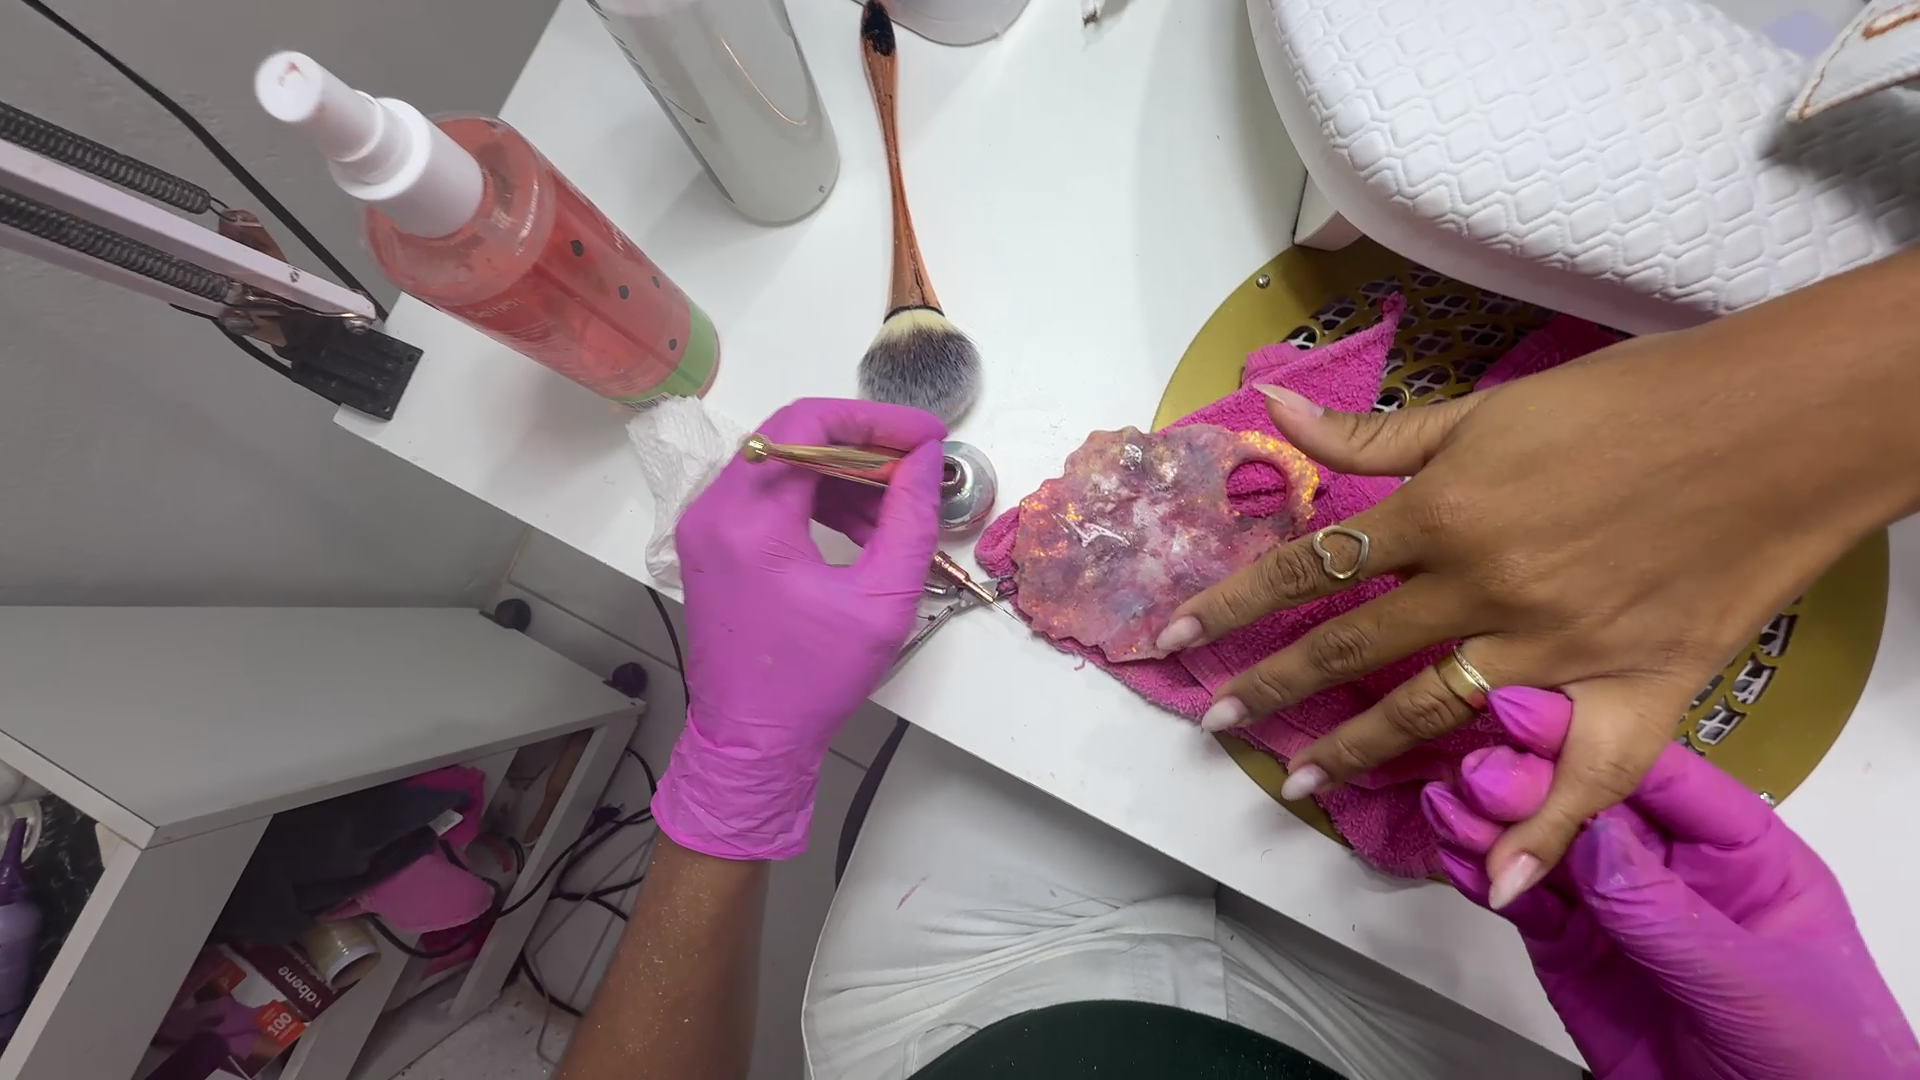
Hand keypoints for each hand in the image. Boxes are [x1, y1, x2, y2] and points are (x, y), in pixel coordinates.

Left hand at [653, 398, 945, 859]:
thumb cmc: (816, 680)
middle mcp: (714, 510)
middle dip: (865, 447)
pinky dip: (821, 501)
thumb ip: (910, 521)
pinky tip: (864, 531)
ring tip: (897, 513)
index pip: (806, 425)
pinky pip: (773, 497)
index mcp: (747, 521)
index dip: (875, 420)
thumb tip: (926, 460)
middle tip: (918, 469)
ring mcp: (708, 527)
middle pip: (794, 438)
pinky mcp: (716, 545)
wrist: (752, 742)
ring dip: (847, 477)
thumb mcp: (882, 601)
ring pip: (785, 465)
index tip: (927, 437)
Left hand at [1158, 250, 1919, 897]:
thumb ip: (1364, 432)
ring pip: (1432, 711)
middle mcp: (1484, 588)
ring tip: (1296, 785)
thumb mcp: (1479, 409)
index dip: (1230, 606)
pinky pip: (1585, 773)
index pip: (1305, 570)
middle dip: (1272, 687)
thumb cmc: (1626, 401)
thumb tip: (1267, 408)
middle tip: (1214, 720)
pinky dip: (1543, 829)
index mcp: (1440, 516)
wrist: (1796, 418)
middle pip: (1349, 649)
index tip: (1174, 640)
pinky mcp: (1643, 687)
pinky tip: (1496, 880)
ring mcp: (1560, 647)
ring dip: (1357, 752)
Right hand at [1424, 687, 1918, 1079]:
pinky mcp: (1561, 939)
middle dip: (1522, 784)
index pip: (1653, 773)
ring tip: (1442, 812)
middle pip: (1576, 799)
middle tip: (1475, 778)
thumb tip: (1584, 830)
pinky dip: (1474, 874)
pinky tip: (1449, 857)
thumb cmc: (1817, 1070)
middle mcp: (1659, 860)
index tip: (1516, 708)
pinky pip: (1513, 896)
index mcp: (1733, 851)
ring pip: (1531, 841)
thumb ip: (1662, 908)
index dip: (1584, 737)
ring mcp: (1604, 899)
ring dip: (1482, 823)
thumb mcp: (1754, 986)